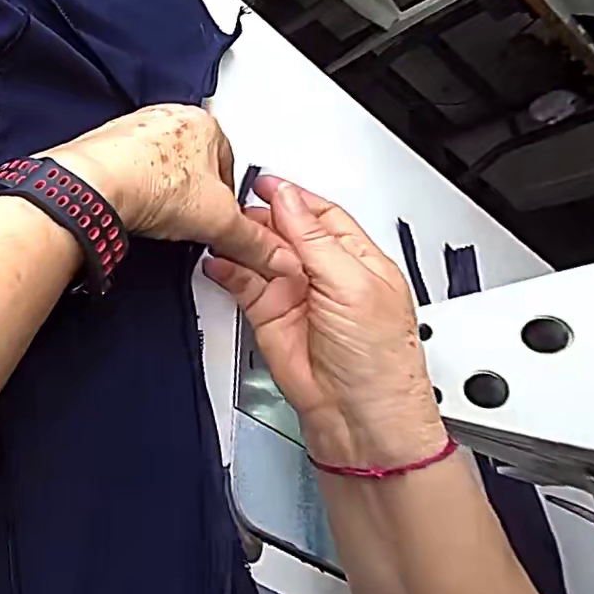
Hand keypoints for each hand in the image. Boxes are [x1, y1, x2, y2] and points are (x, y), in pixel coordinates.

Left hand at [38, 105, 299, 281]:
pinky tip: (125, 205)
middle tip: (183, 218)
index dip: (225, 199)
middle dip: (188, 193)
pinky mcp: (97, 146)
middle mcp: (164, 117)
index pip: (229, 163)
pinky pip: (120, 169)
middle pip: (189, 163)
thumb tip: (272, 255)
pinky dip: (125, 187)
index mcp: (203, 121)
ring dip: (155, 191)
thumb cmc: (149, 184)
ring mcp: (127, 130)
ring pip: (153, 166)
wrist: (91, 185)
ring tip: (151, 214)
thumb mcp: (218, 220)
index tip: (216, 218)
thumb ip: (251, 240)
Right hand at [202, 176, 447, 468]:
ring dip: (237, 241)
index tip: (262, 182)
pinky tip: (214, 261)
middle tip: (230, 208)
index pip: (319, 214)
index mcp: (355, 259)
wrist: (354, 411)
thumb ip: (315, 240)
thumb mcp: (352, 285)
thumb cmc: (379, 359)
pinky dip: (222, 269)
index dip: (291, 196)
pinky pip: (237, 281)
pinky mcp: (264, 312)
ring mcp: (291, 291)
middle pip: (281, 230)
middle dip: (257, 217)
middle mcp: (321, 272)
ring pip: (255, 253)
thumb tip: (289, 200)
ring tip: (217, 232)